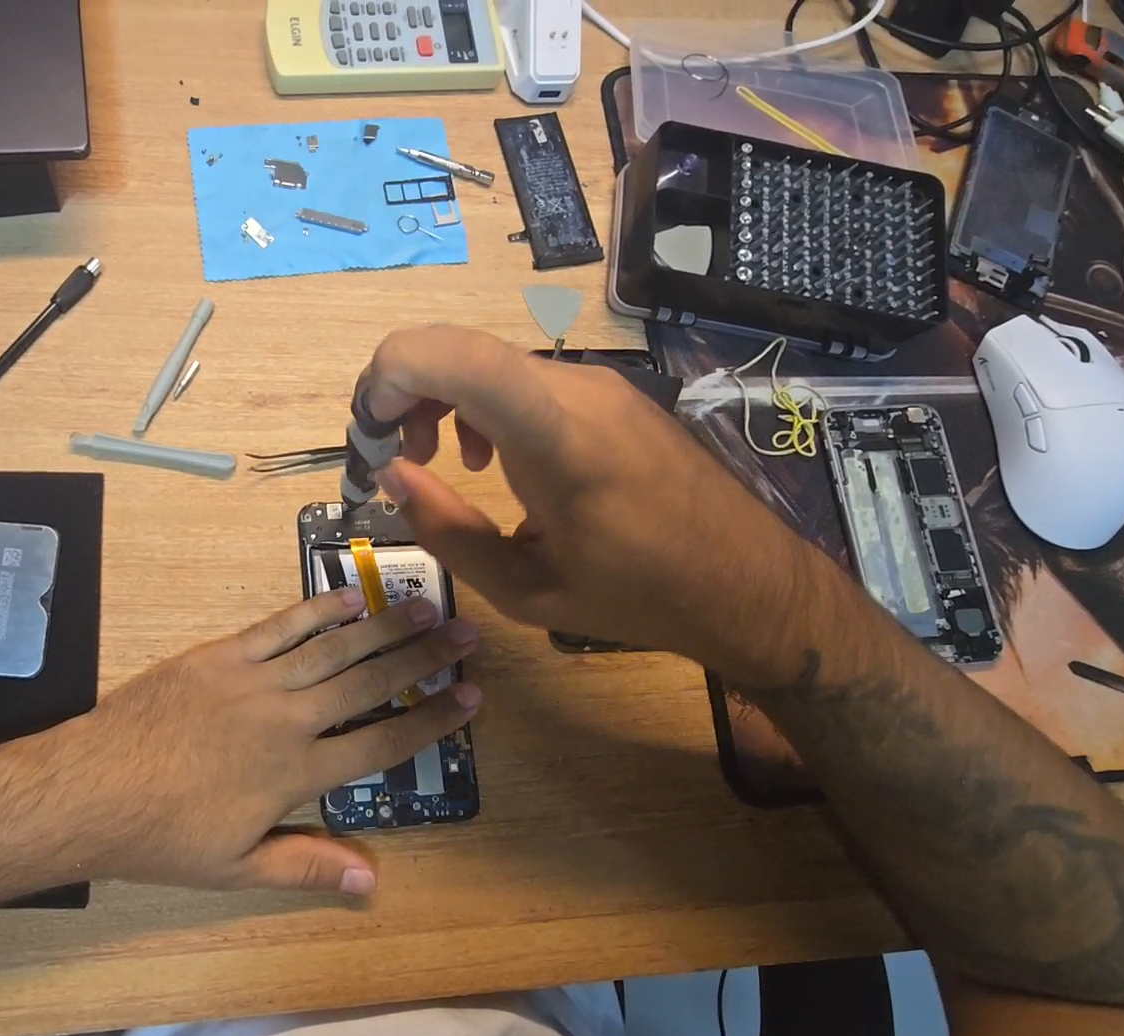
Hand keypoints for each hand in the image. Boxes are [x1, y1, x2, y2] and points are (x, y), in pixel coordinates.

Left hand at [22, 588, 479, 894]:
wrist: (91, 788)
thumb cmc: (163, 836)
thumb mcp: (235, 868)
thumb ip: (306, 865)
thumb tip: (372, 880)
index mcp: (296, 772)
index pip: (382, 743)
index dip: (431, 720)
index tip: (470, 697)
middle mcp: (287, 718)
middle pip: (370, 683)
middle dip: (423, 658)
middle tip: (465, 634)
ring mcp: (254, 680)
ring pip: (333, 647)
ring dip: (382, 625)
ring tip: (424, 604)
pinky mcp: (221, 655)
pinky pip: (279, 626)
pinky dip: (316, 609)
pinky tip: (349, 595)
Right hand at [357, 325, 832, 687]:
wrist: (749, 583)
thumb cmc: (636, 598)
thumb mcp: (522, 589)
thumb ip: (444, 528)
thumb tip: (390, 474)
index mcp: (553, 434)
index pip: (446, 355)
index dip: (386, 380)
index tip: (373, 441)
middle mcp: (572, 387)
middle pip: (453, 349)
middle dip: (401, 396)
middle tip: (395, 460)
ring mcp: (595, 383)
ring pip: (482, 359)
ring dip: (438, 402)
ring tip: (438, 465)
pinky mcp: (606, 393)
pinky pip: (519, 378)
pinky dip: (479, 406)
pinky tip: (492, 460)